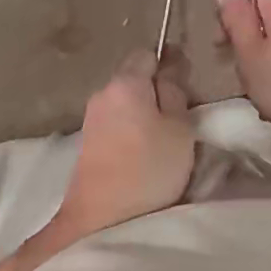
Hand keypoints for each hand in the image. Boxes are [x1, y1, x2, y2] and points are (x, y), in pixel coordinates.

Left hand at [48, 49, 196, 242]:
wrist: (101, 216)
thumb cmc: (149, 168)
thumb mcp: (180, 128)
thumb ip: (175, 94)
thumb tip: (165, 76)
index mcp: (123, 83)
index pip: (146, 54)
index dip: (167, 65)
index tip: (184, 88)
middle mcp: (101, 94)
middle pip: (133, 80)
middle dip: (155, 92)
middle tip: (178, 119)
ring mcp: (90, 119)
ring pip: (124, 104)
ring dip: (142, 115)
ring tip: (160, 142)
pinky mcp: (86, 143)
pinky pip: (115, 124)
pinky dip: (129, 132)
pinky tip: (140, 154)